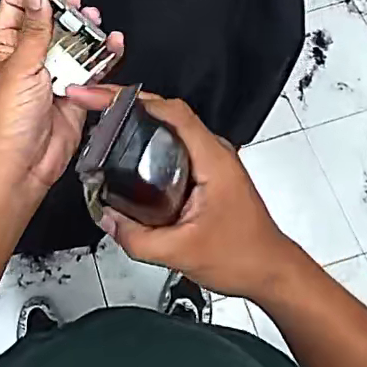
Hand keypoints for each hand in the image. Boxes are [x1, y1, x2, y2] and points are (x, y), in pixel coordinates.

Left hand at [0, 0, 123, 206]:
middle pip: (49, 21)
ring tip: (96, 22)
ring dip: (87, 30)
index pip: (16, 6)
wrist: (23, 165)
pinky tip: (113, 45)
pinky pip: (91, 68)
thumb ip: (34, 28)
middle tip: (79, 4)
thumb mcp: (20, 66)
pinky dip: (104, 55)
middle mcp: (28, 59)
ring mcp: (52, 75)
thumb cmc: (7, 122)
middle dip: (66, 8)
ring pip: (73, 43)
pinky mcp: (73, 92)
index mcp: (5, 49)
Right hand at [66, 88, 308, 299]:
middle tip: (97, 102)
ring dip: (140, 119)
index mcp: (214, 160)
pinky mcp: (209, 171)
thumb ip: (137, 238)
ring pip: (173, 127)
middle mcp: (216, 153)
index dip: (137, 100)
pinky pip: (176, 144)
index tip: (108, 97)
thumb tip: (108, 218)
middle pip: (170, 112)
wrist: (269, 270)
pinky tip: (131, 148)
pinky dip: (150, 139)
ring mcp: (214, 160)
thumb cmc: (244, 256)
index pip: (175, 112)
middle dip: (130, 103)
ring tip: (107, 118)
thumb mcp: (180, 253)